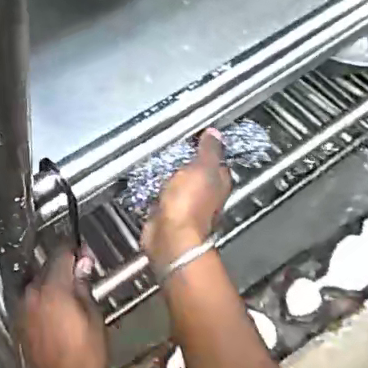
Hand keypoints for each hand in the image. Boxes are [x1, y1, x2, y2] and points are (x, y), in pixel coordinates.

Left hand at [20, 245, 107, 367]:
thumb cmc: (85, 361)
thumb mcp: (94, 321)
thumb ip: (84, 288)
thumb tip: (82, 264)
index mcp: (52, 288)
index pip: (60, 253)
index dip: (74, 249)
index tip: (84, 252)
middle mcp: (31, 291)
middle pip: (46, 266)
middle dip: (63, 267)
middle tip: (82, 275)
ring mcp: (21, 304)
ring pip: (37, 282)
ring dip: (52, 283)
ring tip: (71, 296)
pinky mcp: (17, 319)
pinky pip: (31, 299)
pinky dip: (43, 299)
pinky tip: (58, 312)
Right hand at [142, 128, 231, 269]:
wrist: (170, 236)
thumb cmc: (189, 202)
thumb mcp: (202, 169)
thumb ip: (208, 150)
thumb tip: (215, 132)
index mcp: (218, 181)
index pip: (215, 158)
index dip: (205, 144)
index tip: (191, 131)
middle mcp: (205, 192)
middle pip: (196, 169)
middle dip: (185, 157)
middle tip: (170, 140)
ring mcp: (185, 202)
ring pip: (179, 180)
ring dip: (169, 170)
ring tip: (155, 154)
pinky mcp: (167, 209)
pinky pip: (162, 191)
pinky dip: (157, 183)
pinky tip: (148, 175)